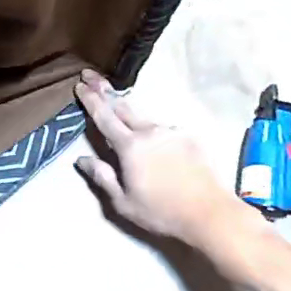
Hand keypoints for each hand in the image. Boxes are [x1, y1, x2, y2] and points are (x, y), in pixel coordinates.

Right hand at [71, 69, 248, 245]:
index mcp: (130, 146)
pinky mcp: (189, 138)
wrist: (209, 213)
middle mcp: (150, 131)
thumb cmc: (161, 212)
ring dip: (130, 114)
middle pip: (123, 106)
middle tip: (92, 77)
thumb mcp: (123, 202)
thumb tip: (82, 159)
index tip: (80, 84)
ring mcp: (172, 132)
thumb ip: (102, 177)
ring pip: (145, 119)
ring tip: (121, 113)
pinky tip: (154, 144)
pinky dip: (152, 132)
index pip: (104, 117)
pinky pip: (164, 130)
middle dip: (105, 91)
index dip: (90, 99)